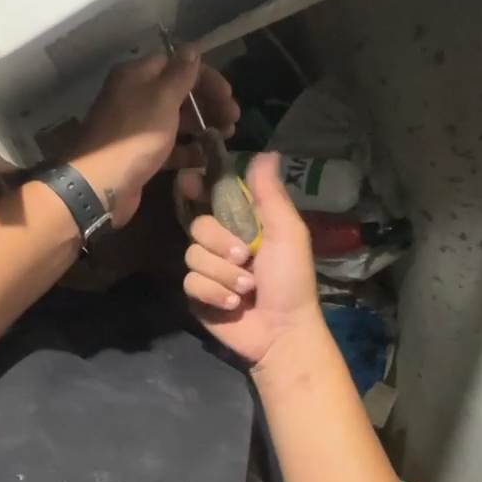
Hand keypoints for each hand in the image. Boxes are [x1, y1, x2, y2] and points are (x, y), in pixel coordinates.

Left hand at [70, 49, 239, 225]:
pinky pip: (168, 147)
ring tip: (225, 138)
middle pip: (178, 93)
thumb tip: (192, 49)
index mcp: (136, 76)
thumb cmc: (134, 136)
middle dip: (208, 104)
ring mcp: (136, 128)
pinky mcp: (139, 155)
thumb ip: (180, 74)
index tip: (229, 95)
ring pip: (176, 121)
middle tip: (233, 119)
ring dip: (202, 127)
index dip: (205, 77)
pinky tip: (206, 158)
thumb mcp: (162, 98)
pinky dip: (187, 151)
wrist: (101, 184)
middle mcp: (134, 97)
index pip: (176, 65)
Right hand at [182, 152, 324, 369]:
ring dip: (222, 274)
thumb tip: (266, 151)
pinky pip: (190, 282)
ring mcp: (208, 270)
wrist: (281, 330)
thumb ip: (270, 195)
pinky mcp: (197, 295)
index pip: (212, 196)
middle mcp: (222, 243)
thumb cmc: (291, 280)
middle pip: (197, 225)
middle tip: (246, 257)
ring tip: (246, 289)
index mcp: (244, 224)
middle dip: (220, 243)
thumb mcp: (287, 233)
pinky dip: (213, 293)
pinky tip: (233, 305)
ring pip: (192, 255)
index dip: (198, 187)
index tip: (190, 181)